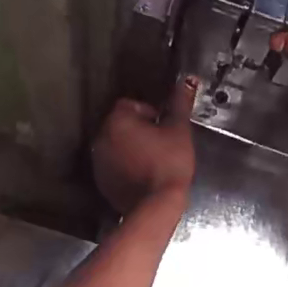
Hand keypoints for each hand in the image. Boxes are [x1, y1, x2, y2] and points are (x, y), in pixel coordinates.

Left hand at [91, 74, 199, 213]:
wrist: (156, 205)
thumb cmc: (169, 164)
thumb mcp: (178, 130)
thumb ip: (180, 104)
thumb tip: (188, 81)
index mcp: (117, 120)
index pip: (131, 105)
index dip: (150, 112)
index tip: (163, 126)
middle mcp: (101, 137)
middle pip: (121, 125)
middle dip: (139, 130)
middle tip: (160, 144)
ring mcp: (99, 161)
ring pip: (116, 146)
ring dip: (131, 148)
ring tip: (153, 161)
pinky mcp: (102, 181)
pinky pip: (114, 166)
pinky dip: (125, 167)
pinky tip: (143, 176)